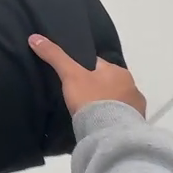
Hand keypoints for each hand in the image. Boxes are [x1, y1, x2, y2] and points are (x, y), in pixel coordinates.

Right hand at [29, 34, 145, 117]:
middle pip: (107, 81)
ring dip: (105, 102)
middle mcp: (133, 87)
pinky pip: (120, 115)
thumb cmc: (92, 99)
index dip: (81, 68)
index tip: (69, 76)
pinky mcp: (136, 125)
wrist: (110, 135)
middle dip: (95, 86)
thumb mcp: (69, 74)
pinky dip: (110, 116)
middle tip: (77, 94)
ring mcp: (137, 107)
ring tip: (87, 110)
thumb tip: (34, 37)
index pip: (97, 64)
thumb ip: (54, 56)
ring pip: (115, 99)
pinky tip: (99, 121)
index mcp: (119, 71)